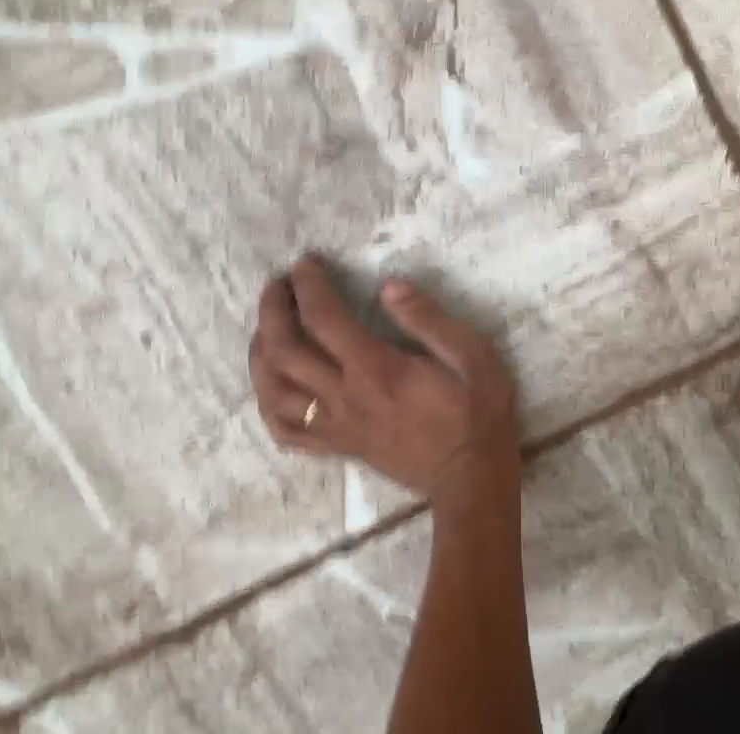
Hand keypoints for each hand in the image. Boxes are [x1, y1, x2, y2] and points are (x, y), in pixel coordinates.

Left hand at [248, 256, 520, 506]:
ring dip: (260, 352)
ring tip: (267, 326)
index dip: (309, 286)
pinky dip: (268, 404)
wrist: (471, 475)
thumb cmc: (479, 413)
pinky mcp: (339, 446)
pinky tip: (271, 387)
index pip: (324, 319)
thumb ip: (431, 320)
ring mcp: (336, 426)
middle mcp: (345, 396)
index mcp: (377, 370)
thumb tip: (390, 286)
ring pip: (273, 389)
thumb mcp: (474, 357)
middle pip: (284, 350)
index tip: (306, 262)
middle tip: (277, 284)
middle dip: (272, 310)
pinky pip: (285, 429)